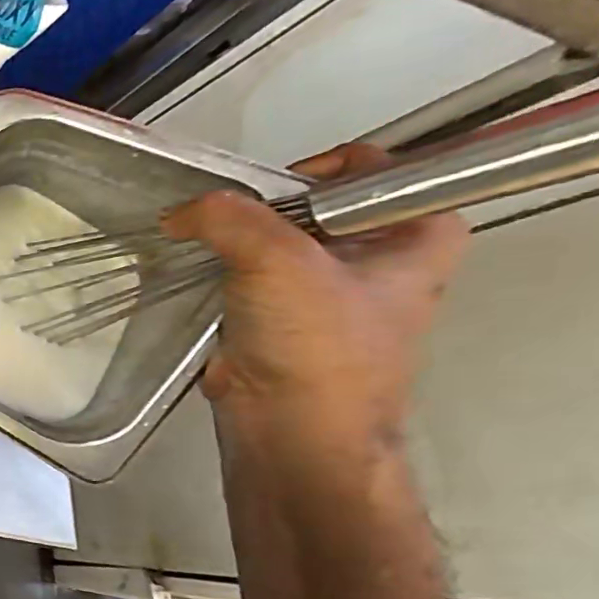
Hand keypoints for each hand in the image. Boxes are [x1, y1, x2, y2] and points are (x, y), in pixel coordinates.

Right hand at [163, 144, 467, 441]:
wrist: (290, 430)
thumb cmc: (315, 346)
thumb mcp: (278, 262)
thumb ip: (229, 219)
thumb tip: (181, 211)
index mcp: (417, 234)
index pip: (371, 169)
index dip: (315, 171)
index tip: (263, 194)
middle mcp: (378, 256)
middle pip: (312, 203)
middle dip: (260, 207)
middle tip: (219, 220)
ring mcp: (326, 289)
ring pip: (274, 239)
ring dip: (233, 239)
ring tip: (196, 243)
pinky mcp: (280, 316)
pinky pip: (248, 272)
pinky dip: (220, 267)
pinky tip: (194, 270)